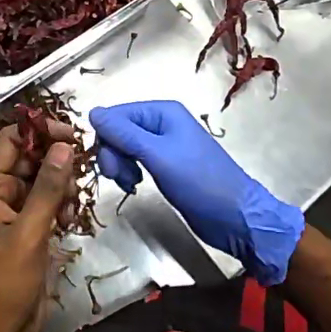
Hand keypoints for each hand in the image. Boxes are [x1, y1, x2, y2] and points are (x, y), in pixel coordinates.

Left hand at [0, 119, 77, 331]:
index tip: (71, 134)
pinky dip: (60, 207)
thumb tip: (64, 145)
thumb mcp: (28, 234)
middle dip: (55, 162)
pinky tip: (68, 222)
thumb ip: (47, 189)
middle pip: (29, 159)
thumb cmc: (3, 285)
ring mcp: (14, 214)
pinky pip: (46, 205)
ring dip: (60, 187)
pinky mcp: (29, 233)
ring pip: (42, 182)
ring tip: (71, 206)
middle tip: (81, 172)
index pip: (10, 141)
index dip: (38, 132)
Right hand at [90, 100, 302, 284]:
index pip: (115, 115)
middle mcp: (161, 122)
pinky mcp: (164, 164)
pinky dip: (128, 171)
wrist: (237, 219)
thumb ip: (123, 134)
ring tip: (128, 183)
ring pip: (123, 146)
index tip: (109, 165)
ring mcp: (163, 144)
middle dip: (112, 153)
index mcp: (162, 111)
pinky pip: (134, 159)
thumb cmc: (200, 183)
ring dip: (118, 164)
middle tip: (118, 177)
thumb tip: (92, 112)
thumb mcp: (158, 156)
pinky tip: (134, 184)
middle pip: (118, 130)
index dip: (106, 138)